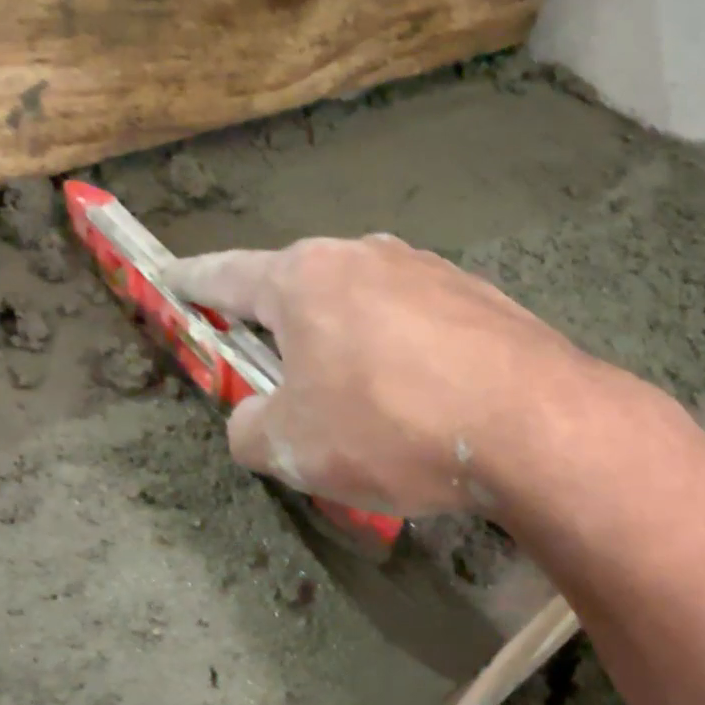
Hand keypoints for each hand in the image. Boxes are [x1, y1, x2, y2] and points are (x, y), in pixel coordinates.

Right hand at [162, 236, 589, 515]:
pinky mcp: (483, 300)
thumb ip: (250, 429)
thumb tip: (254, 417)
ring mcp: (432, 272)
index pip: (227, 275)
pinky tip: (422, 400)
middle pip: (302, 288)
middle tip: (277, 372)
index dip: (192, 283)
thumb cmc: (392, 427)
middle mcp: (367, 257)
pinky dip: (404, 357)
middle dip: (282, 326)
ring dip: (350, 345)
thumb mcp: (295, 448)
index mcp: (305, 278)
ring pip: (366, 307)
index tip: (171, 279)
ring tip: (361, 400)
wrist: (534, 425)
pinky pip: (420, 327)